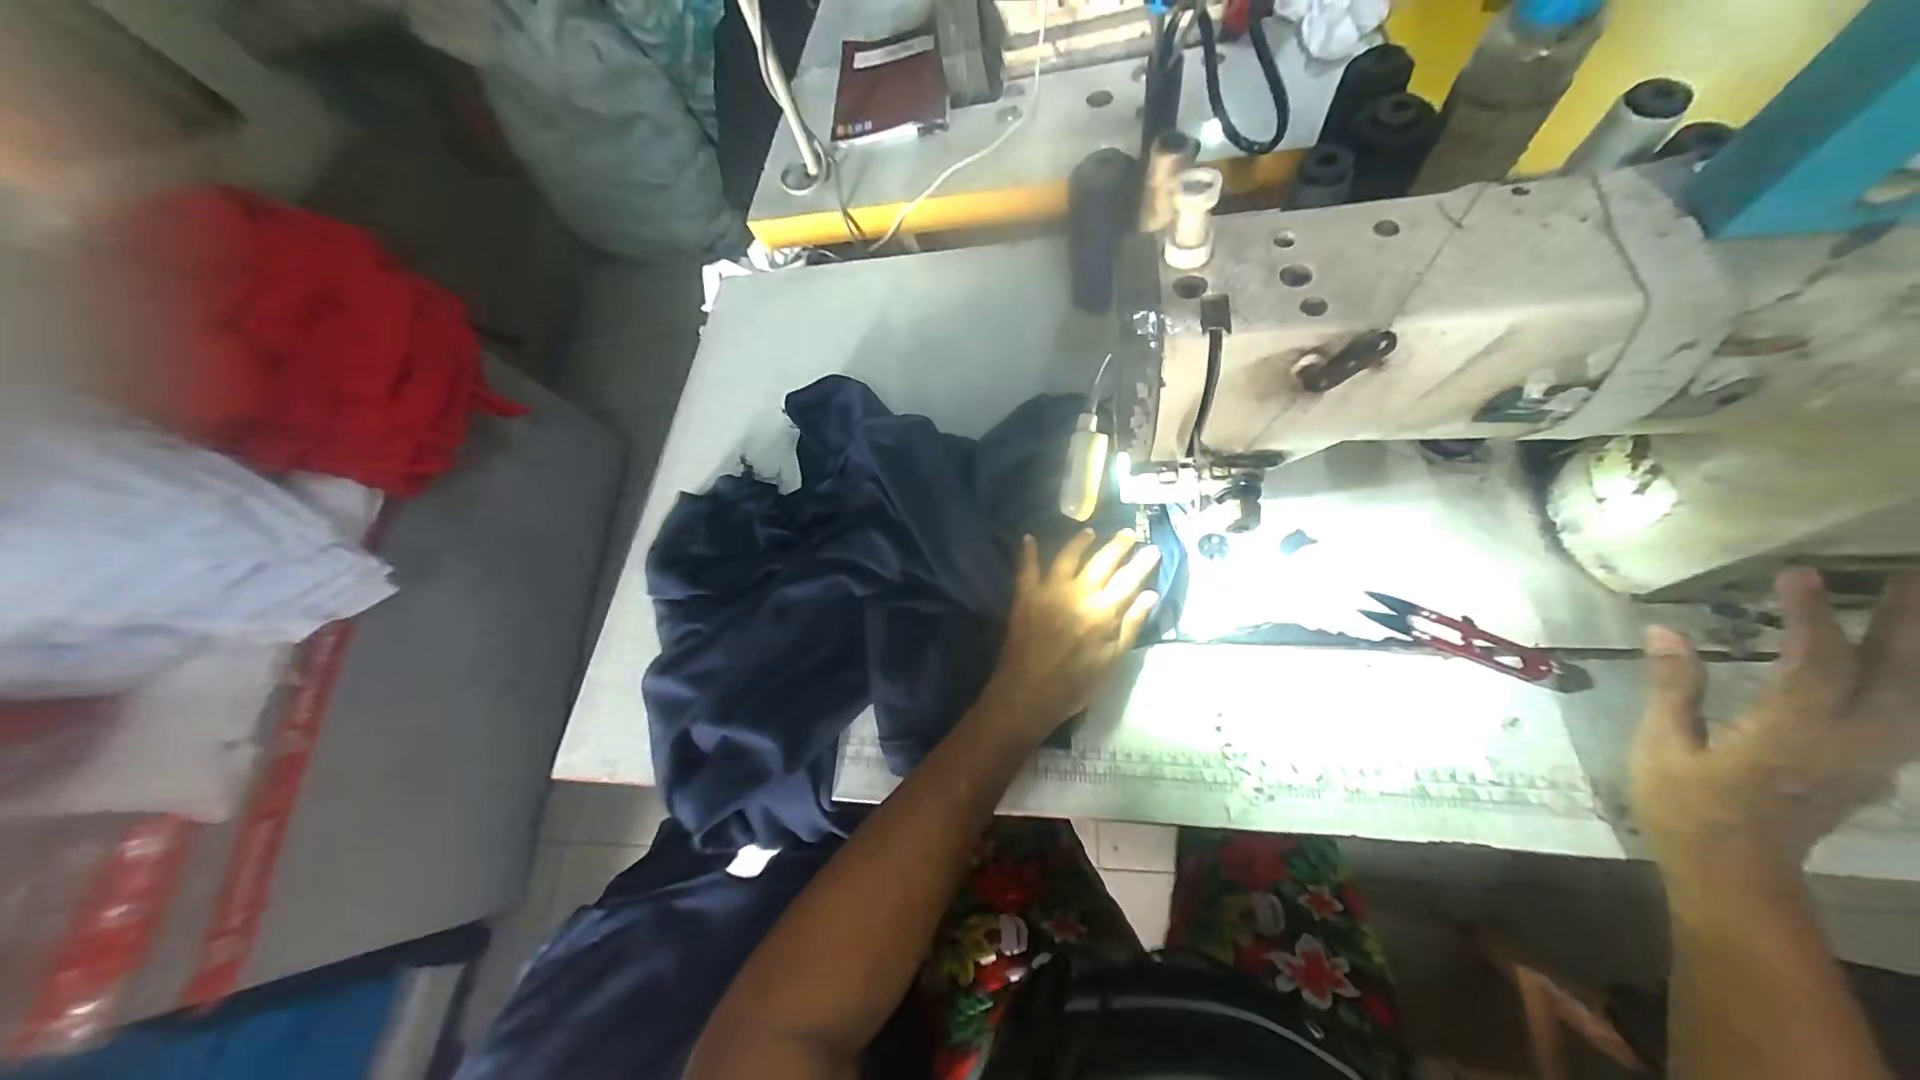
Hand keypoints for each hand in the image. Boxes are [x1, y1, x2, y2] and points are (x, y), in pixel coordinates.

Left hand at [974, 529, 1160, 743]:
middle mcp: (1078, 593)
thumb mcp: (1111, 661)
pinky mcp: (1025, 596)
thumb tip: (1150, 595)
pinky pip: (1027, 568)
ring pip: (1067, 557)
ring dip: (1080, 542)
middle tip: (1128, 533)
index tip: (1153, 549)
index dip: (1143, 563)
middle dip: (1118, 545)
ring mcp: (1049, 591)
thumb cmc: (1074, 685)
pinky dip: (1028, 551)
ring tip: (1090, 532)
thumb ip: (1131, 625)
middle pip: (1102, 561)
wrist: (1027, 694)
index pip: (1129, 579)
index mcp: (1103, 611)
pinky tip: (1029, 537)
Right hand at [1631, 569, 1919, 890]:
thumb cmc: (1685, 805)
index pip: (1816, 664)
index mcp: (1790, 736)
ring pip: (1916, 696)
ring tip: (1912, 609)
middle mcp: (1848, 744)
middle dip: (1904, 623)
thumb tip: (1665, 631)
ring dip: (1918, 651)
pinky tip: (1901, 668)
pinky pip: (1908, 717)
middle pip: (1896, 676)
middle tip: (1905, 575)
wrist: (1733, 870)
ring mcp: (1870, 760)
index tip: (1798, 574)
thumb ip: (1673, 688)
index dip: (1811, 617)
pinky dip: (1912, 684)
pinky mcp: (1872, 769)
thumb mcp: (1661, 746)